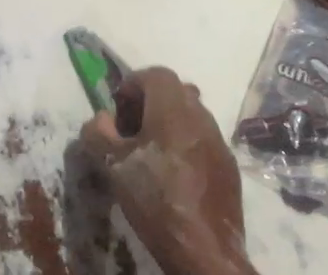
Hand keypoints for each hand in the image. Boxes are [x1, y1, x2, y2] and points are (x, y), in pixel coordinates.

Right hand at [80, 67, 255, 274]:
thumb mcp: (110, 162)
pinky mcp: (230, 171)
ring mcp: (221, 147)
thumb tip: (102, 119)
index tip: (118, 107)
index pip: (157, 74)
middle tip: (132, 126)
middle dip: (151, 101)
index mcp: (174, 113)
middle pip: (178, 92)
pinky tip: (172, 172)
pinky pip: (204, 141)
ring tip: (150, 150)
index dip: (133, 83)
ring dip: (169, 122)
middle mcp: (202, 122)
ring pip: (193, 117)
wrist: (205, 252)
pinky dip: (185, 143)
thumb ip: (97, 131)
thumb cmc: (154, 198)